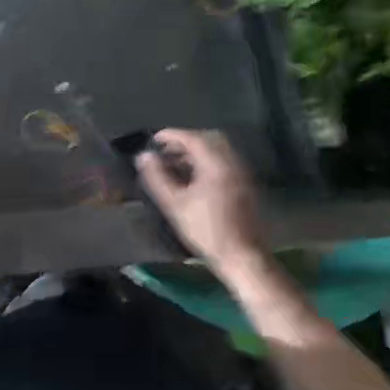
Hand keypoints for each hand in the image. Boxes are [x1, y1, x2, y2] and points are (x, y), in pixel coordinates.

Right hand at [135, 129, 266, 268]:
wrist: (241, 254)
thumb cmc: (205, 230)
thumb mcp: (175, 204)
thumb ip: (157, 178)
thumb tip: (143, 157)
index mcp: (216, 164)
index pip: (193, 138)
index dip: (172, 135)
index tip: (154, 139)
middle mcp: (232, 161)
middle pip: (208, 138)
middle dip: (185, 141)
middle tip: (166, 152)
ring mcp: (242, 172)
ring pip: (219, 149)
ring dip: (197, 151)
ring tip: (176, 164)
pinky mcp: (246, 183)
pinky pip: (226, 160)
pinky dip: (209, 160)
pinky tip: (195, 177)